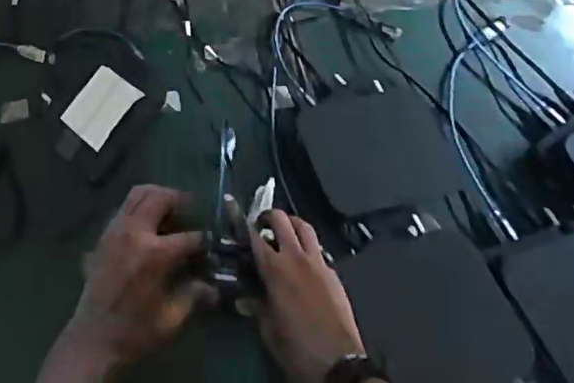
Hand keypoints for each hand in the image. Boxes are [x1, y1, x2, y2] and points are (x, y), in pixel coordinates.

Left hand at [37, 185, 216, 382]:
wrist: (94, 334)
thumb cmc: (136, 330)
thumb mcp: (171, 319)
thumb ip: (194, 296)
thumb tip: (213, 286)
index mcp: (155, 253)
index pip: (188, 236)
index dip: (204, 239)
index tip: (212, 243)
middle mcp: (135, 231)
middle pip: (160, 198)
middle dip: (180, 200)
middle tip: (193, 209)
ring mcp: (117, 227)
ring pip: (139, 193)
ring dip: (158, 194)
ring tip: (173, 207)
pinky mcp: (106, 231)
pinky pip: (125, 204)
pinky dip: (141, 202)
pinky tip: (151, 219)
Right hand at [249, 210, 366, 382]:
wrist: (342, 368)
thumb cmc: (298, 348)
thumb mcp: (269, 330)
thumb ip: (256, 308)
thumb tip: (242, 300)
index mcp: (274, 268)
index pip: (253, 234)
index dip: (240, 219)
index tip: (231, 207)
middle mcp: (295, 258)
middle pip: (281, 219)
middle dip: (268, 217)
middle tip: (262, 227)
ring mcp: (318, 265)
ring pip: (304, 228)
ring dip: (292, 225)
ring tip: (285, 235)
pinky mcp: (335, 277)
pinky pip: (319, 252)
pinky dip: (308, 250)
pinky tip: (304, 267)